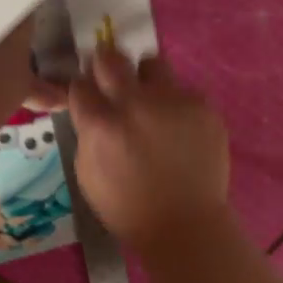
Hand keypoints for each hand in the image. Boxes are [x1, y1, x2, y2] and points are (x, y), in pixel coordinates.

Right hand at [68, 42, 229, 245]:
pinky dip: (175, 105)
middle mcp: (135, 104)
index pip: (79, 84)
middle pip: (110, 58)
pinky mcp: (203, 107)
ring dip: (145, 80)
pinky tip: (179, 130)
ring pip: (152, 65)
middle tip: (112, 82)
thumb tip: (91, 108)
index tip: (88, 99)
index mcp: (100, 124)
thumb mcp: (86, 171)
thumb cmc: (126, 206)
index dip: (82, 92)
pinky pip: (182, 91)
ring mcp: (172, 102)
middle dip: (105, 67)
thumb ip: (87, 132)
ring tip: (152, 103)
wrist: (184, 224)